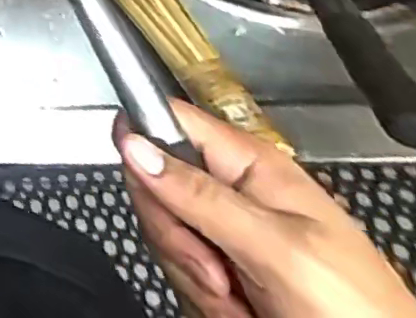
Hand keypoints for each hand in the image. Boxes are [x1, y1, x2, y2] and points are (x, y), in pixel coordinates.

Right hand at [115, 101, 415, 317]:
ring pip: (161, 227)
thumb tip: (133, 144)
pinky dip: (200, 296)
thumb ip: (203, 196)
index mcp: (250, 165)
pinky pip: (175, 263)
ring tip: (240, 300)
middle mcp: (231, 189)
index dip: (141, 142)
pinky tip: (239, 310)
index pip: (165, 118)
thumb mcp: (282, 253)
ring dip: (189, 273)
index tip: (154, 190)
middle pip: (151, 180)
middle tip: (215, 270)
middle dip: (172, 233)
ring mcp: (225, 229)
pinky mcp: (220, 264)